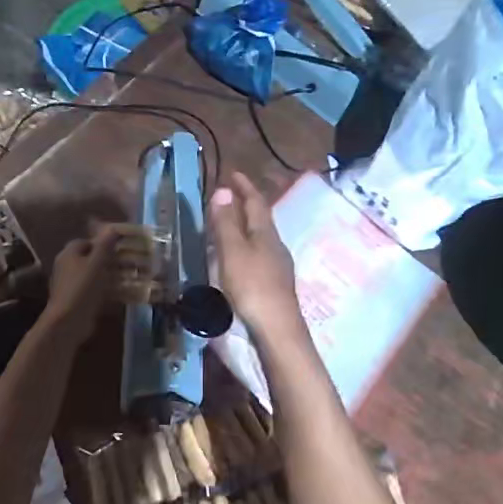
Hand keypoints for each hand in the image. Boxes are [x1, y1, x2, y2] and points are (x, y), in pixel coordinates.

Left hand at [40, 225, 117, 345]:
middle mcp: (67, 266)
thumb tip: (112, 228)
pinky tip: (120, 294)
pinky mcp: (76, 300)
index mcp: (69, 254)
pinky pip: (93, 290)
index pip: (86, 241)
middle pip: (90, 258)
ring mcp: (70, 284)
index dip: (103, 243)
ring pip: (93, 275)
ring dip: (109, 276)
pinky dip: (105, 291)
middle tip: (128, 263)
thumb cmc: (82, 287)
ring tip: (129, 278)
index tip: (121, 247)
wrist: (68, 321)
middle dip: (108, 260)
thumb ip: (105, 245)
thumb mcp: (97, 263)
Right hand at [208, 174, 301, 341]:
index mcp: (266, 234)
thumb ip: (227, 222)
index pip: (256, 202)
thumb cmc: (252, 286)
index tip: (233, 173)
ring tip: (229, 225)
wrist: (277, 330)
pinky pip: (258, 256)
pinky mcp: (274, 285)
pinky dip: (246, 247)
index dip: (245, 187)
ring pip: (261, 238)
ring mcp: (277, 267)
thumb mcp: (233, 252)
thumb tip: (224, 190)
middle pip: (261, 219)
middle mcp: (275, 246)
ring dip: (246, 227)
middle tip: (228, 196)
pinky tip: (238, 258)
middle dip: (245, 205)